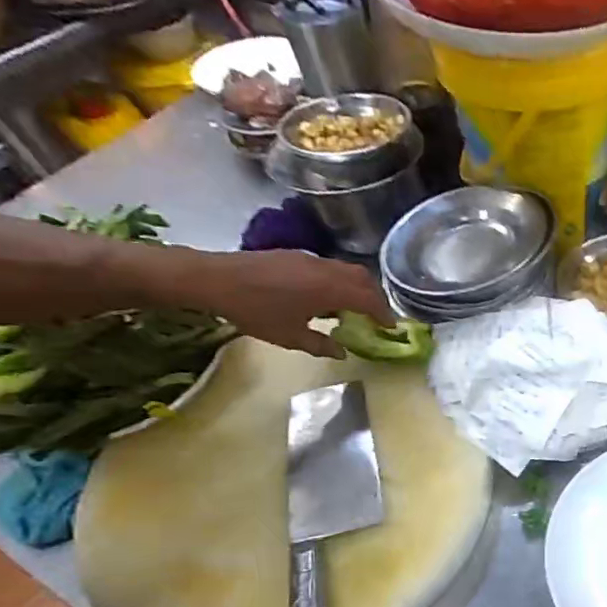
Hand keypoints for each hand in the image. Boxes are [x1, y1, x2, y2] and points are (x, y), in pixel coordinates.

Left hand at [132, 247, 393, 358]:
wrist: (215, 279)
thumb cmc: (255, 311)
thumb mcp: (290, 336)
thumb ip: (321, 345)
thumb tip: (342, 351)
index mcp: (328, 289)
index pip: (369, 299)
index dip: (383, 314)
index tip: (391, 328)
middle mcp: (325, 269)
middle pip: (363, 279)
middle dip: (376, 298)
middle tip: (379, 317)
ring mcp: (310, 259)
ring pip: (346, 270)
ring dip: (358, 288)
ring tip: (355, 309)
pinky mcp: (296, 256)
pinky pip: (330, 268)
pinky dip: (340, 282)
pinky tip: (327, 299)